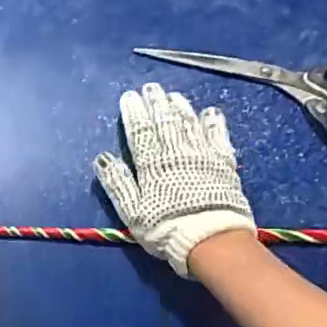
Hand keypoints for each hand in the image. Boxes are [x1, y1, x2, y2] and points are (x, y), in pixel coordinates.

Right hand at [94, 83, 254, 277]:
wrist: (210, 238)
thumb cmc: (165, 228)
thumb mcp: (132, 211)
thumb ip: (118, 183)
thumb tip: (103, 158)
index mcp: (151, 166)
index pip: (139, 133)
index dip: (133, 114)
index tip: (129, 97)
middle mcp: (176, 155)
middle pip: (165, 124)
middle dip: (156, 104)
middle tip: (151, 88)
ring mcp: (203, 157)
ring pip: (189, 125)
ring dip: (181, 108)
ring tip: (173, 95)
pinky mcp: (224, 164)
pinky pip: (218, 137)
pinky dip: (213, 123)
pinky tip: (209, 112)